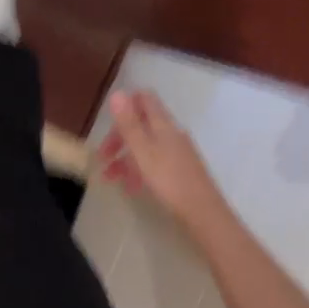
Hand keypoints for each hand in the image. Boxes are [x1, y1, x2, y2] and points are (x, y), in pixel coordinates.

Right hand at [98, 90, 220, 221]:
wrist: (205, 215)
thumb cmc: (169, 180)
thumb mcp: (142, 151)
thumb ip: (129, 123)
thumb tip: (117, 92)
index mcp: (162, 125)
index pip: (144, 99)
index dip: (126, 103)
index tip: (109, 120)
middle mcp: (171, 134)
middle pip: (141, 124)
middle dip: (119, 138)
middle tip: (103, 156)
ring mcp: (178, 153)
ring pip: (146, 146)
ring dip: (126, 158)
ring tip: (111, 178)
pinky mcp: (181, 171)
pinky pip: (155, 163)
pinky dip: (140, 170)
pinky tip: (132, 188)